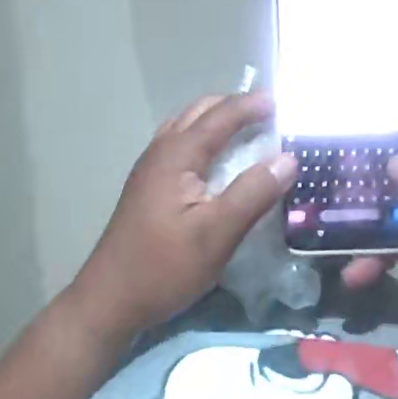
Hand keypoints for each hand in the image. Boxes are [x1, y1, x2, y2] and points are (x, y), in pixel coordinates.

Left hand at [64, 92, 296, 339]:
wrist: (109, 298)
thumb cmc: (165, 266)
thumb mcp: (217, 234)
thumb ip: (253, 193)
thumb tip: (287, 158)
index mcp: (178, 153)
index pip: (220, 116)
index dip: (250, 105)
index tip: (281, 101)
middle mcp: (161, 150)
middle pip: (200, 113)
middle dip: (233, 106)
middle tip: (267, 112)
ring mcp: (150, 167)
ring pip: (186, 126)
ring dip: (216, 119)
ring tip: (246, 128)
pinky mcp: (148, 185)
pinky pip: (179, 144)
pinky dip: (202, 137)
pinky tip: (215, 159)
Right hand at [343, 89, 397, 367]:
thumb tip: (390, 159)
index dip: (397, 90)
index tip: (353, 81)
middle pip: (393, 152)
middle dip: (356, 150)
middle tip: (308, 147)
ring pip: (383, 199)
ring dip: (353, 208)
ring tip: (316, 218)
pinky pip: (386, 245)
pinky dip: (367, 257)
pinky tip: (350, 274)